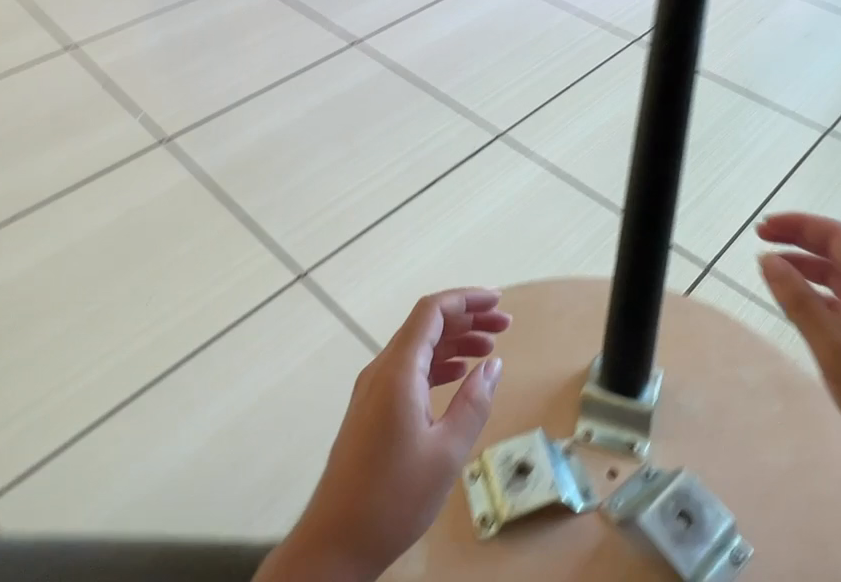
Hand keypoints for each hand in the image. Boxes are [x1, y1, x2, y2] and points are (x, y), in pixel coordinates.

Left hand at [258, 289, 510, 581]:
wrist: (335, 540)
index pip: (431, 312)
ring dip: (454, 342)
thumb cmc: (394, 498)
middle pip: (425, 326)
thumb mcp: (446, 452)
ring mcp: (372, 391)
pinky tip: (459, 376)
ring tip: (490, 349)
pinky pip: (408, 371)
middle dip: (466, 318)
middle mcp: (381, 371)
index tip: (498, 301)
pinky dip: (438, 364)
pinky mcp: (371, 411)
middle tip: (505, 325)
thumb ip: (474, 403)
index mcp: (398, 372)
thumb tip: (494, 365)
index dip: (466, 299)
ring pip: (417, 348)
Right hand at [755, 212, 840, 482]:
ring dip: (807, 271)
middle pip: (840, 254)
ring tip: (772, 273)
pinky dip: (818, 299)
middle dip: (799, 243)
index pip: (838, 236)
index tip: (763, 229)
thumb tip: (768, 259)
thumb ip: (798, 300)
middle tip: (760, 243)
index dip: (799, 225)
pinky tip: (799, 310)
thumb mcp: (832, 345)